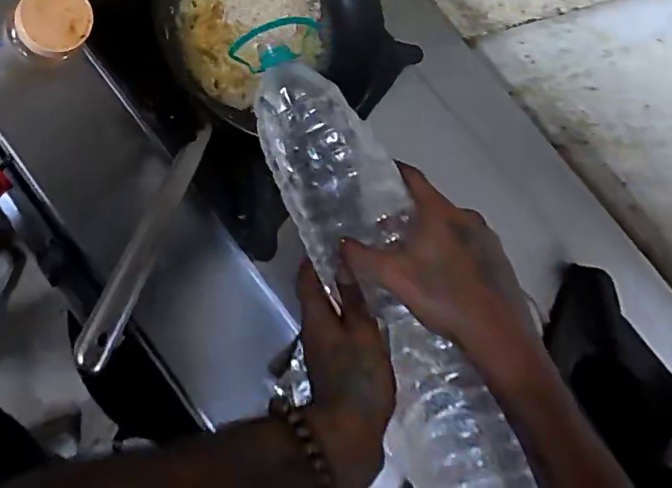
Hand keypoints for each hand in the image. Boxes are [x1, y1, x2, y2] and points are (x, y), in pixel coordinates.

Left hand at [296, 259, 394, 483]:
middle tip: (350, 264)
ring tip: (362, 290)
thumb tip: (340, 261)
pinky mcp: (330, 364)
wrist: (348, 430)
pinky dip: (345, 320)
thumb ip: (353, 299)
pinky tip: (364, 324)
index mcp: (314, 314)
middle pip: (314, 294)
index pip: (306, 276)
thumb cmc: (358, 376)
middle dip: (327, 277)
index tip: (326, 242)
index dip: (314, 258)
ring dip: (338, 300)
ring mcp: (318, 347)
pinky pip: (334, 331)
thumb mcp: (363, 333)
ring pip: (325, 313)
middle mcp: (310, 326)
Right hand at [340, 164, 541, 380]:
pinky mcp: (499, 263)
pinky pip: (465, 245)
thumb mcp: (392, 276)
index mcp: (441, 212)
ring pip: (448, 225)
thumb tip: (340, 242)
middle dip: (404, 211)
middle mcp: (466, 218)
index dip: (391, 171)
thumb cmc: (445, 298)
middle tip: (382, 225)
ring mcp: (487, 241)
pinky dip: (447, 250)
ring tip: (406, 252)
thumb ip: (359, 255)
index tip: (373, 175)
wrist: (503, 343)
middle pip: (428, 203)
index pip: (412, 177)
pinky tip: (436, 274)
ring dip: (427, 232)